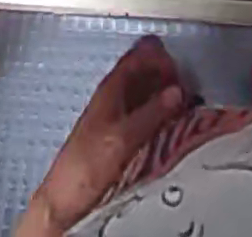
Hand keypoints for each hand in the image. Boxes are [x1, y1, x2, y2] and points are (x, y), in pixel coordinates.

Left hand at [17, 36, 185, 236]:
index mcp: (111, 88)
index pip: (137, 57)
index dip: (158, 56)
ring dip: (162, 92)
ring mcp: (115, 114)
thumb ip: (151, 112)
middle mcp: (113, 96)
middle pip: (142, 71)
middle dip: (164, 74)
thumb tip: (176, 92)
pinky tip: (168, 121)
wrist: (66, 196)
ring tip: (182, 102)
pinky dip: (157, 111)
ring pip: (143, 91)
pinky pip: (142, 111)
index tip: (178, 67)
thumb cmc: (88, 163)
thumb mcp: (124, 137)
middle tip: (185, 85)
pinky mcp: (117, 133)